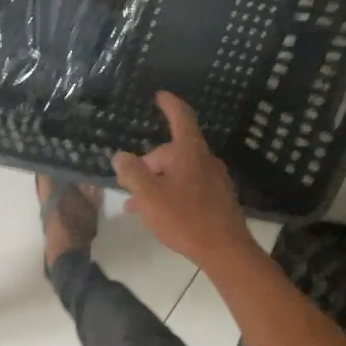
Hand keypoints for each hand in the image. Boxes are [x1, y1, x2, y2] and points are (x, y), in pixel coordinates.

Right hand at [112, 91, 257, 265]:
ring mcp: (215, 180)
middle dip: (150, 163)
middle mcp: (205, 160)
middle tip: (129, 184)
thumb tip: (120, 156)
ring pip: (180, 172)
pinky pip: (189, 186)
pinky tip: (160, 213)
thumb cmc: (184, 218)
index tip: (160, 95)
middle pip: (174, 151)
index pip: (181, 118)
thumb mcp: (149, 196)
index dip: (170, 104)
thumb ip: (132, 173)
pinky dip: (171, 192)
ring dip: (158, 182)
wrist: (225, 250)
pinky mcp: (219, 198)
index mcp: (189, 153)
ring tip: (138, 205)